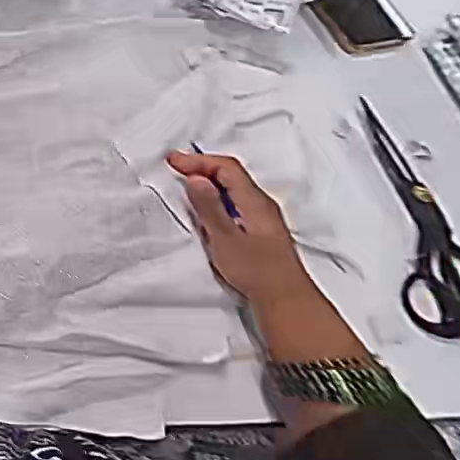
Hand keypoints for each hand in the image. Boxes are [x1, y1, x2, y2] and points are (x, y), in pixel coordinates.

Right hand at [166, 150, 316, 308]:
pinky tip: (207, 208)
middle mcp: (261, 204)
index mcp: (254, 202)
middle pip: (231, 173)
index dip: (198, 160)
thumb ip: (209, 207)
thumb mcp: (225, 238)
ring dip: (209, 181)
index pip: (226, 167)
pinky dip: (217, 196)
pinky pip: (236, 201)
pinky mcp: (260, 229)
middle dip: (202, 166)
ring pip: (234, 187)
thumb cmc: (258, 272)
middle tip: (177, 167)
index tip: (174, 161)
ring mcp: (263, 217)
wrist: (285, 299)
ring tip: (187, 183)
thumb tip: (196, 179)